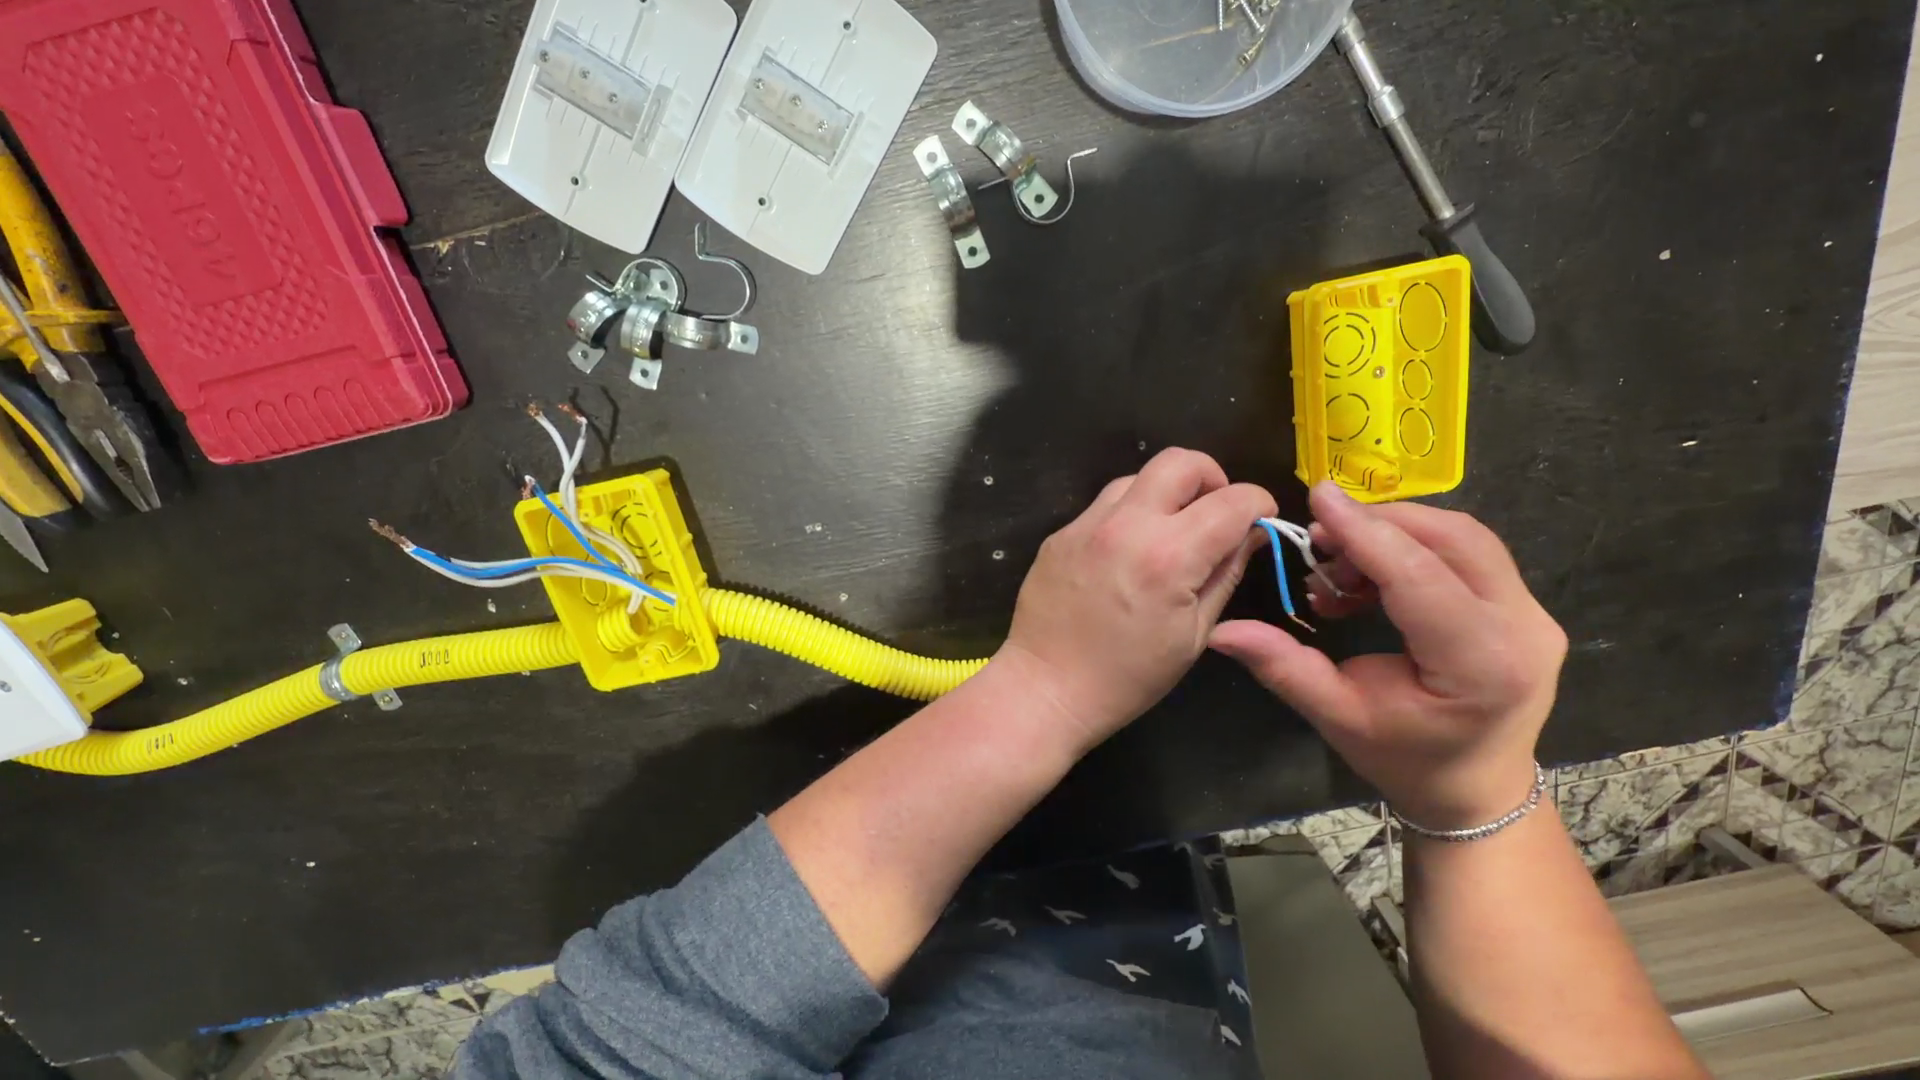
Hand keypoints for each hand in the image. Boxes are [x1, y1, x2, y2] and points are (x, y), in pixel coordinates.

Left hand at [998, 448, 1276, 755]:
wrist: (1046, 688)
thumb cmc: (1128, 677)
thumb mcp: (1194, 634)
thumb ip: (1225, 574)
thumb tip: (1253, 534)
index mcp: (1169, 556)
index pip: (1232, 500)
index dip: (1259, 504)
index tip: (1261, 519)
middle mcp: (1126, 525)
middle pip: (1180, 460)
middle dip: (1212, 477)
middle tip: (1215, 514)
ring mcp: (1086, 525)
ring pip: (1138, 477)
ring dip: (1166, 494)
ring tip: (1170, 534)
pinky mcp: (1060, 533)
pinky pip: (1105, 505)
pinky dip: (1129, 515)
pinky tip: (1128, 554)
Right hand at [1210, 483, 1567, 829]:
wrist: (1476, 791)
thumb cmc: (1406, 759)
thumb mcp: (1337, 716)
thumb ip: (1284, 666)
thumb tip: (1221, 631)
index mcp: (1481, 664)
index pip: (1419, 576)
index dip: (1365, 532)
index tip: (1318, 496)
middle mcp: (1522, 629)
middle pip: (1453, 539)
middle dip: (1381, 525)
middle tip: (1320, 540)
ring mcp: (1534, 615)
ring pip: (1465, 539)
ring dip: (1396, 534)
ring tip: (1340, 567)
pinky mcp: (1525, 608)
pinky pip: (1469, 554)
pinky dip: (1414, 549)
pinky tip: (1370, 578)